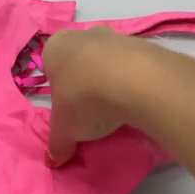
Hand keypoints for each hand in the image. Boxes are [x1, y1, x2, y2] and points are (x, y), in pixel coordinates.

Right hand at [41, 28, 178, 165]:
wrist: (134, 81)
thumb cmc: (84, 99)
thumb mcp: (64, 130)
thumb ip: (57, 143)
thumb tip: (54, 159)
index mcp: (55, 48)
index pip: (50, 67)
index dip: (59, 91)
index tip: (69, 110)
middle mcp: (82, 35)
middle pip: (80, 62)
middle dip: (85, 82)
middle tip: (90, 110)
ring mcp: (115, 36)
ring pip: (107, 62)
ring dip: (110, 81)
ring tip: (116, 109)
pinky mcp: (144, 44)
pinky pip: (133, 66)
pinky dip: (132, 81)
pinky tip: (135, 100)